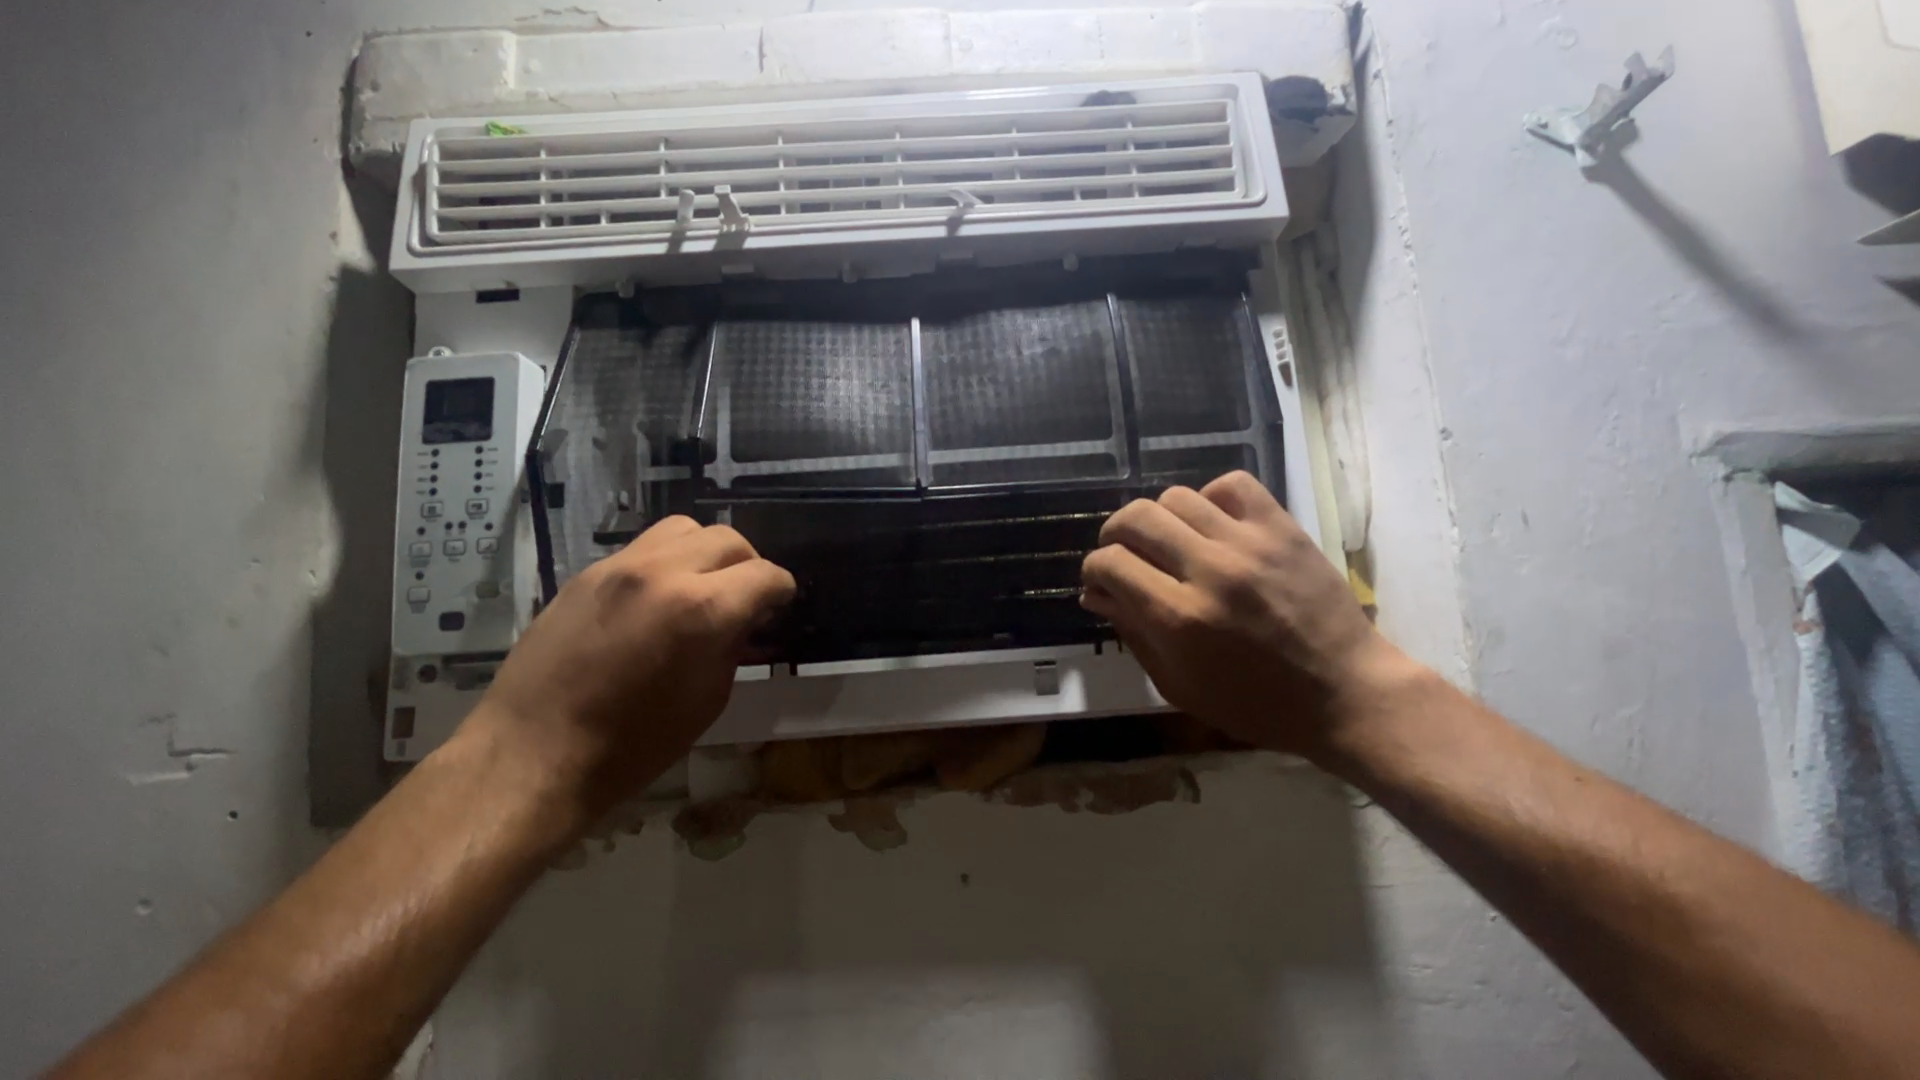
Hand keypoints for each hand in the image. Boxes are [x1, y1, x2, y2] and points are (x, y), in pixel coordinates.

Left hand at [466, 516, 795, 814]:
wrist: (534, 752)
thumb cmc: (632, 745)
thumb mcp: (707, 701)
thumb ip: (731, 647)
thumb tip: (741, 622)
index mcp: (703, 609)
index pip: (766, 575)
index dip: (781, 592)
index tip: (778, 607)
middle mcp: (664, 572)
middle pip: (727, 538)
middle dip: (747, 566)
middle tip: (743, 599)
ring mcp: (620, 567)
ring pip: (683, 529)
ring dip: (704, 553)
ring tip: (700, 588)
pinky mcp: (587, 574)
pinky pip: (643, 549)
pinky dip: (665, 564)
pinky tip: (656, 601)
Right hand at [1080, 472, 1404, 757]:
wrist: (1345, 693)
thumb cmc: (1256, 705)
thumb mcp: (1180, 686)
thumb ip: (1134, 634)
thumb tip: (1097, 592)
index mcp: (1180, 618)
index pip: (1110, 564)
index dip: (1094, 571)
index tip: (1102, 582)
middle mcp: (1209, 571)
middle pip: (1135, 519)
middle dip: (1115, 536)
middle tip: (1125, 556)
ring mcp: (1249, 544)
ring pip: (1176, 497)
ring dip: (1160, 519)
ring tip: (1170, 542)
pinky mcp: (1283, 528)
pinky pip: (1232, 484)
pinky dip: (1211, 499)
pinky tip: (1214, 526)